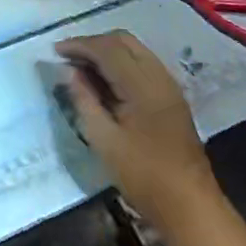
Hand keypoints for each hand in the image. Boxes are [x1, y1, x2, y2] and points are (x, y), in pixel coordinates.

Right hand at [57, 30, 220, 227]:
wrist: (190, 203)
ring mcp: (169, 84)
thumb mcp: (105, 141)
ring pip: (135, 50)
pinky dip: (122, 63)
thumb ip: (85, 101)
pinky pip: (143, 64)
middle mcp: (159, 75)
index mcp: (143, 84)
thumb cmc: (144, 175)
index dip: (80, 45)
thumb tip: (71, 73)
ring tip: (81, 66)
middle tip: (68, 56)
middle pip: (124, 41)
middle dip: (95, 43)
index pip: (108, 49)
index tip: (55, 50)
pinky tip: (105, 80)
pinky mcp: (172, 96)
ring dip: (109, 51)